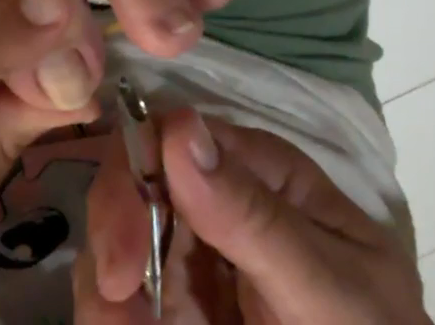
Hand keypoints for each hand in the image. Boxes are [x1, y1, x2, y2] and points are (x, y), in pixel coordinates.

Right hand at [78, 111, 429, 323]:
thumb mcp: (332, 292)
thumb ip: (255, 217)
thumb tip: (178, 127)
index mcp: (260, 173)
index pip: (173, 136)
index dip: (132, 178)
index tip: (120, 251)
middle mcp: (214, 200)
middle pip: (130, 183)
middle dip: (111, 237)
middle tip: (112, 301)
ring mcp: (190, 254)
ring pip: (114, 239)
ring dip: (102, 287)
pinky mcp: (173, 302)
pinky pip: (120, 293)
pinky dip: (110, 310)